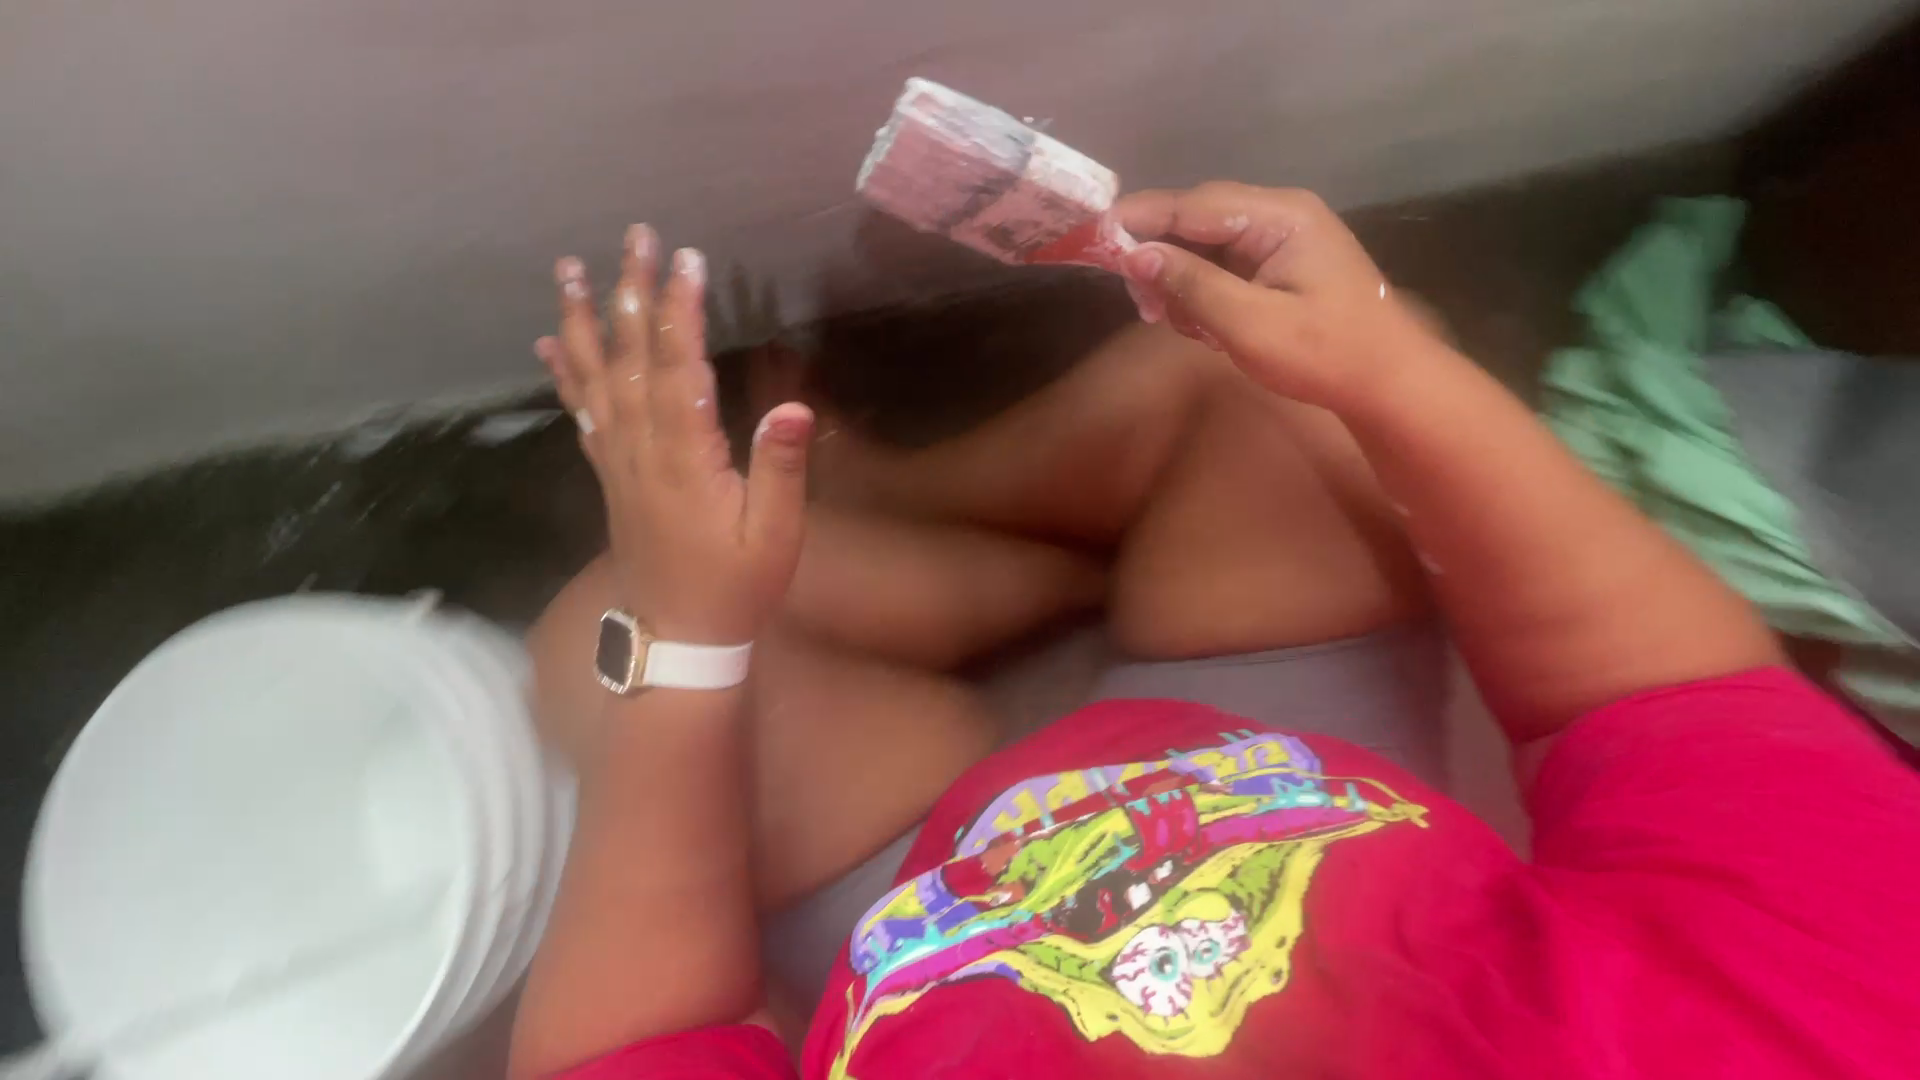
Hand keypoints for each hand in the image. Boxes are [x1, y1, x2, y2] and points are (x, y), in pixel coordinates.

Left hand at [536, 225, 812, 643]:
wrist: (679, 636)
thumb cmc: (737, 586)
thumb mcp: (775, 535)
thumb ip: (781, 470)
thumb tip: (795, 407)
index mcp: (686, 460)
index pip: (679, 370)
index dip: (680, 313)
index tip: (684, 259)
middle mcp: (642, 452)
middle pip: (631, 361)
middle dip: (631, 295)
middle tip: (630, 237)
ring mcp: (619, 464)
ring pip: (595, 381)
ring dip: (584, 322)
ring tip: (571, 270)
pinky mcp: (611, 478)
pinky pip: (582, 416)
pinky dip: (565, 376)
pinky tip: (551, 344)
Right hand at [1115, 183, 1444, 412]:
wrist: (1385, 381)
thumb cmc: (1324, 354)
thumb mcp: (1250, 324)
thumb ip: (1192, 285)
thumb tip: (1135, 255)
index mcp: (1279, 217)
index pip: (1193, 205)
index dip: (1141, 219)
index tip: (1095, 236)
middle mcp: (1277, 215)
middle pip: (1195, 220)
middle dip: (1161, 259)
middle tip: (1144, 308)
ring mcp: (1277, 239)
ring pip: (1203, 246)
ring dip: (1181, 283)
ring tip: (1184, 326)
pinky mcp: (1275, 264)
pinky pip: (1220, 267)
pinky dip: (1201, 294)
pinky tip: (1206, 327)